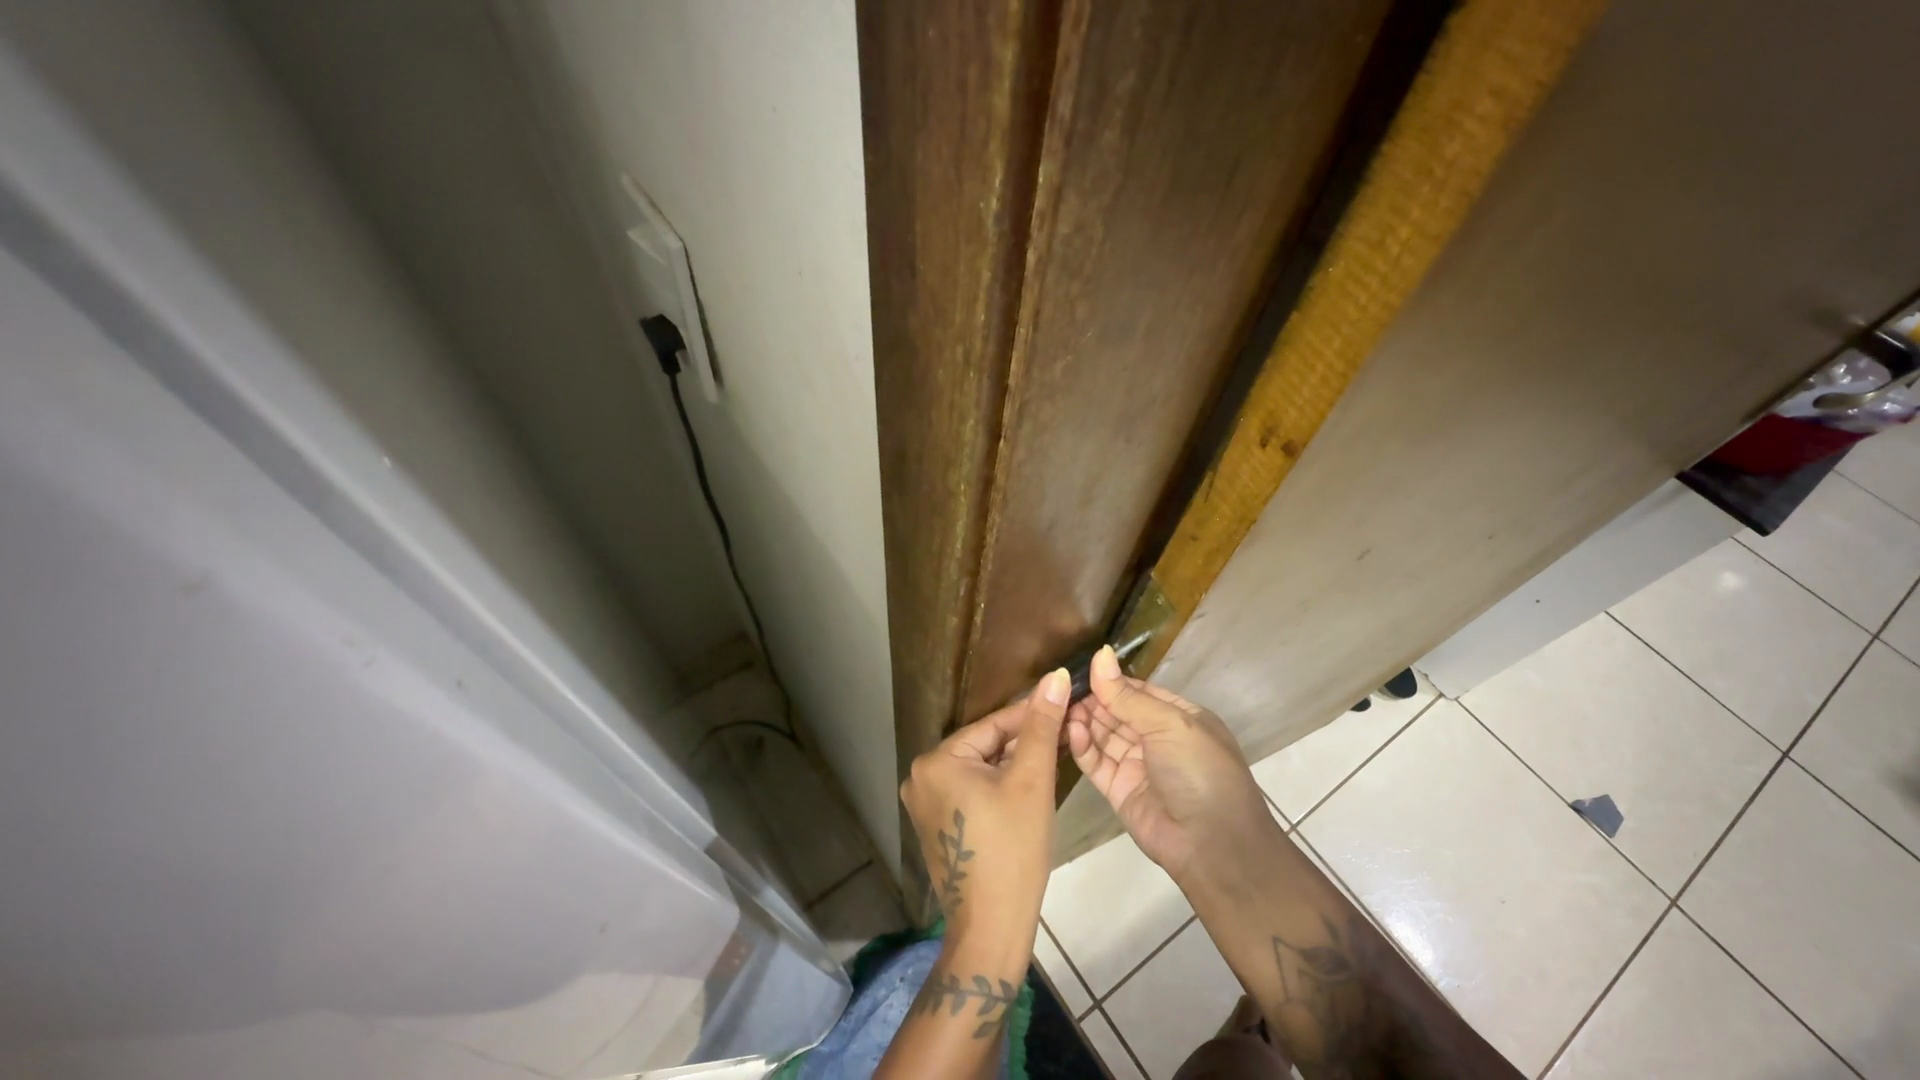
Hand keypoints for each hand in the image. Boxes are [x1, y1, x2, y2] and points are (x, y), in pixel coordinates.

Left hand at [900, 668, 1069, 952]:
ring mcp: (923, 805)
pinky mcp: (935, 827)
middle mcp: (920, 777)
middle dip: (1023, 744)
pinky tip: (1027, 794)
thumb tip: (1055, 675)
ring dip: (1013, 766)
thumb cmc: (1013, 849)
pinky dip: (998, 790)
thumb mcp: (1031, 781)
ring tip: (1053, 762)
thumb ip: (1042, 726)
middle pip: (984, 747)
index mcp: (936, 760)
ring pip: (979, 771)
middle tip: (1066, 737)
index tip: (1066, 707)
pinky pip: (971, 794)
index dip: (1033, 717)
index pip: (993, 725)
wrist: (991, 925)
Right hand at [1066, 647, 1278, 880]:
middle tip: (1061, 688)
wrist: (1212, 844)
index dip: (1110, 681)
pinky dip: (1083, 747)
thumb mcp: (1169, 725)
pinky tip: (1069, 731)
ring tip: (1059, 707)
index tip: (1078, 670)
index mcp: (1180, 718)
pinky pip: (1097, 762)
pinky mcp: (1119, 790)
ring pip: (1104, 735)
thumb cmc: (1200, 772)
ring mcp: (1138, 765)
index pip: (1139, 692)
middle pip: (1118, 712)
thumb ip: (1128, 696)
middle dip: (1092, 700)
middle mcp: (1159, 739)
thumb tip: (1100, 655)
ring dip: (1084, 720)